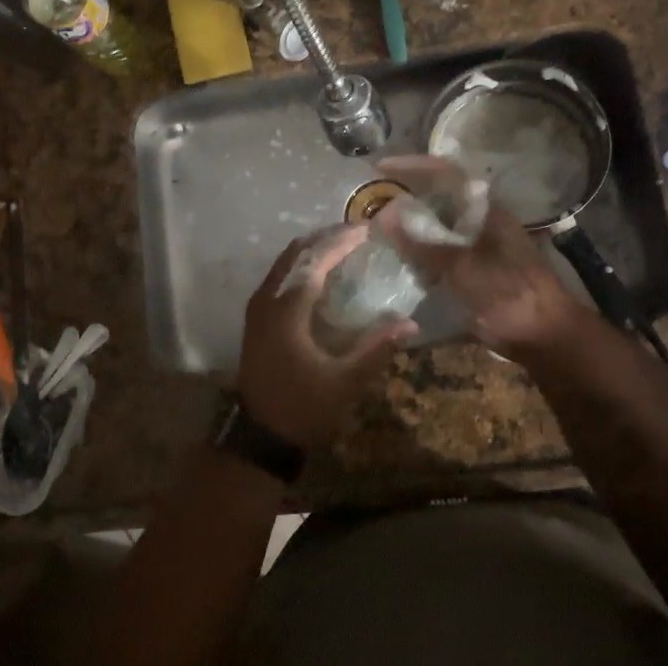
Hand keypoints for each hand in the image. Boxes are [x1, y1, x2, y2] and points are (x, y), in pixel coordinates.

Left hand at [238, 225, 418, 448]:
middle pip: (295, 254)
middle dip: (325, 239)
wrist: (259, 437)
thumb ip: (376, 349)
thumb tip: (411, 323)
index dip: (340, 241)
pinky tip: (322, 275)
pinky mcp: (256, 319)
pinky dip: (300, 267)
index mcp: (286, 310)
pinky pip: (278, 277)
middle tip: (358, 234)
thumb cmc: (302, 408)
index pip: (313, 260)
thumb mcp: (344, 381)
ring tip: (343, 247)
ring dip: (311, 250)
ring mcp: (257, 308)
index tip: (366, 230)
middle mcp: (267, 300)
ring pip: (284, 263)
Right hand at [374, 155, 584, 354]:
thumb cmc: (509, 294)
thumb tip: (383, 215)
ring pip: (437, 227)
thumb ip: (422, 242)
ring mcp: (479, 247)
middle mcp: (481, 221)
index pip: (445, 172)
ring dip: (409, 228)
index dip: (412, 165)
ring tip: (377, 233)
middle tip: (371, 204)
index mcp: (484, 209)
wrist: (545, 337)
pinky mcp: (475, 272)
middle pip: (438, 198)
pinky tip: (398, 263)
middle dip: (405, 198)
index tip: (380, 168)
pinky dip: (418, 255)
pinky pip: (439, 254)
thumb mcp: (462, 267)